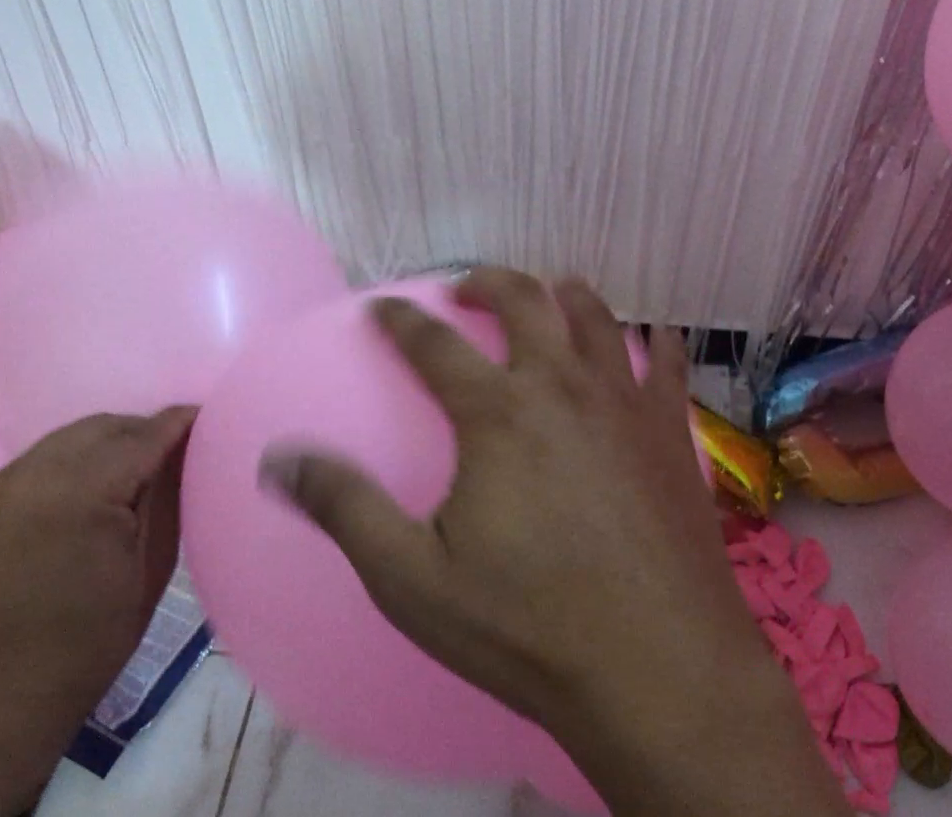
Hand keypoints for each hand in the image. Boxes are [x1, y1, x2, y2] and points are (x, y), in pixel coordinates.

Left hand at [0, 407, 192, 730]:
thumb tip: (187, 449)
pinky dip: (70, 462)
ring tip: (136, 466)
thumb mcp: (150, 568)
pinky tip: (88, 489)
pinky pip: (35, 461)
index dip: (179, 423)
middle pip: (101, 427)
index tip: (209, 417)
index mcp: (80, 495)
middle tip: (177, 447)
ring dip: (106, 442)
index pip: (142, 436)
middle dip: (142, 429)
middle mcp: (29, 477)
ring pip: (65, 438)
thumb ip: (167, 497)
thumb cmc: (90, 642)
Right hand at [263, 269, 849, 816]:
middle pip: (525, 303)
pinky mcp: (674, 432)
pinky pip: (669, 362)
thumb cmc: (526, 626)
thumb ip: (345, 508)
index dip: (401, 321)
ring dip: (567, 294)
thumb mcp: (412, 579)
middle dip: (489, 283)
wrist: (655, 666)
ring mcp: (627, 404)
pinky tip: (655, 337)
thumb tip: (277, 460)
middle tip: (466, 288)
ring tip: (552, 292)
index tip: (382, 308)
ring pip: (598, 317)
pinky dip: (657, 339)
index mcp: (497, 414)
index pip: (434, 344)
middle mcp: (564, 388)